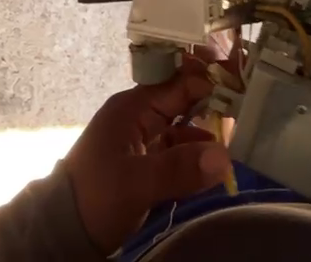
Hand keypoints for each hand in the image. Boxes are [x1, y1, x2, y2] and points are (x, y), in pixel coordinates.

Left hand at [64, 58, 234, 250]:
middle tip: (249, 103)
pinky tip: (216, 161)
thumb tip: (225, 157)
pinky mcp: (144, 162)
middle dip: (213, 100)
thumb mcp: (136, 182)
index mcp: (134, 106)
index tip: (242, 81)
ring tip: (241, 132)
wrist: (61, 231)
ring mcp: (141, 138)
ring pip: (182, 124)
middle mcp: (140, 115)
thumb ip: (179, 168)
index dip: (209, 78)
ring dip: (207, 129)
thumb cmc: (95, 195)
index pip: (179, 81)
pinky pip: (176, 148)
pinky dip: (196, 152)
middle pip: (183, 98)